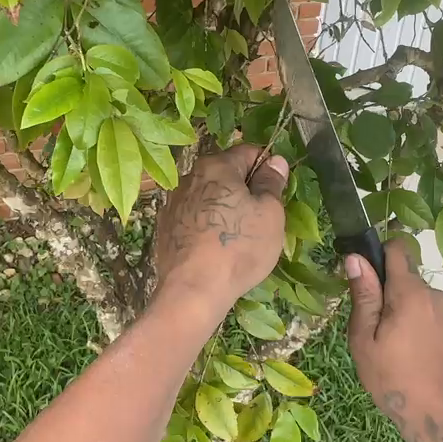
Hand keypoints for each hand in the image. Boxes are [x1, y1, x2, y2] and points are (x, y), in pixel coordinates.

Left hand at [152, 145, 288, 318]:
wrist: (193, 289)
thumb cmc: (238, 248)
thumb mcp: (269, 213)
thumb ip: (272, 183)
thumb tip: (275, 160)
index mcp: (217, 166)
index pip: (249, 151)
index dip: (267, 167)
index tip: (276, 190)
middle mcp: (190, 177)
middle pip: (226, 174)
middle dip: (245, 189)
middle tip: (261, 219)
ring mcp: (173, 203)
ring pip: (209, 196)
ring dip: (225, 208)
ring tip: (238, 237)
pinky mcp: (166, 227)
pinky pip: (194, 217)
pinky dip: (207, 225)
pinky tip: (215, 248)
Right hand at [344, 238, 442, 441]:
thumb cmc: (394, 380)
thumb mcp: (365, 340)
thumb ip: (363, 296)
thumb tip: (355, 258)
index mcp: (410, 293)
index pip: (398, 248)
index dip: (378, 252)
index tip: (363, 275)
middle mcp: (435, 296)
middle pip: (405, 278)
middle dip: (386, 293)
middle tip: (370, 329)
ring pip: (416, 301)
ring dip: (401, 314)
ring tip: (388, 350)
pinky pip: (429, 320)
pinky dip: (416, 330)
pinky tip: (409, 360)